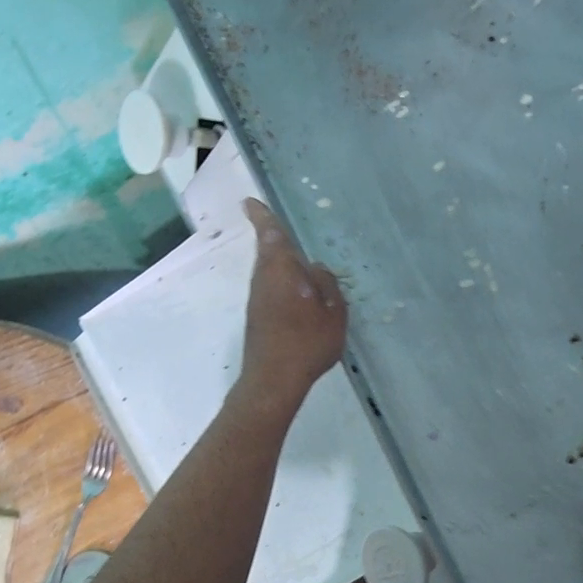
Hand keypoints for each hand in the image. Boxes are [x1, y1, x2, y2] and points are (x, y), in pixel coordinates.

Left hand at [239, 198, 348, 408]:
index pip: (270, 234)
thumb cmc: (307, 342)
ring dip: (284, 271)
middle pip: (270, 254)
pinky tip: (300, 303)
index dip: (261, 216)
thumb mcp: (334, 313)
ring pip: (271, 275)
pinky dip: (284, 290)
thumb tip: (316, 270)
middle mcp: (264, 280)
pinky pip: (273, 293)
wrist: (274, 380)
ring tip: (304, 276)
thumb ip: (328, 285)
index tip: (248, 202)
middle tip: (287, 236)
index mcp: (282, 269)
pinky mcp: (257, 319)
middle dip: (278, 244)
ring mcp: (258, 301)